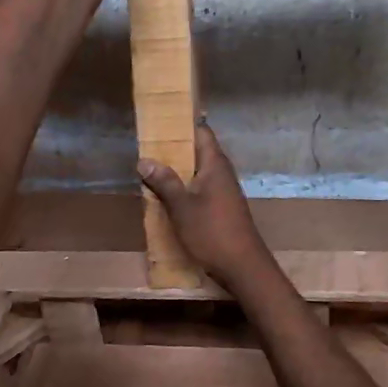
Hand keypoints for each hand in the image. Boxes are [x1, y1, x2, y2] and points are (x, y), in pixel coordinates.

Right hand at [137, 125, 273, 285]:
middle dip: (174, 149)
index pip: (201, 132)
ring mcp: (224, 190)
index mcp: (215, 164)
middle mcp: (222, 172)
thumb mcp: (182, 207)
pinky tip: (167, 197)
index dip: (182, 124)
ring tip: (151, 170)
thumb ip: (164, 182)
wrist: (242, 265)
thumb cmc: (211, 231)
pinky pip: (200, 188)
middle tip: (147, 147)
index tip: (160, 121)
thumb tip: (145, 159)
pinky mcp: (222, 206)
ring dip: (178, 170)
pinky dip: (185, 188)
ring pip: (198, 171)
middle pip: (198, 151)